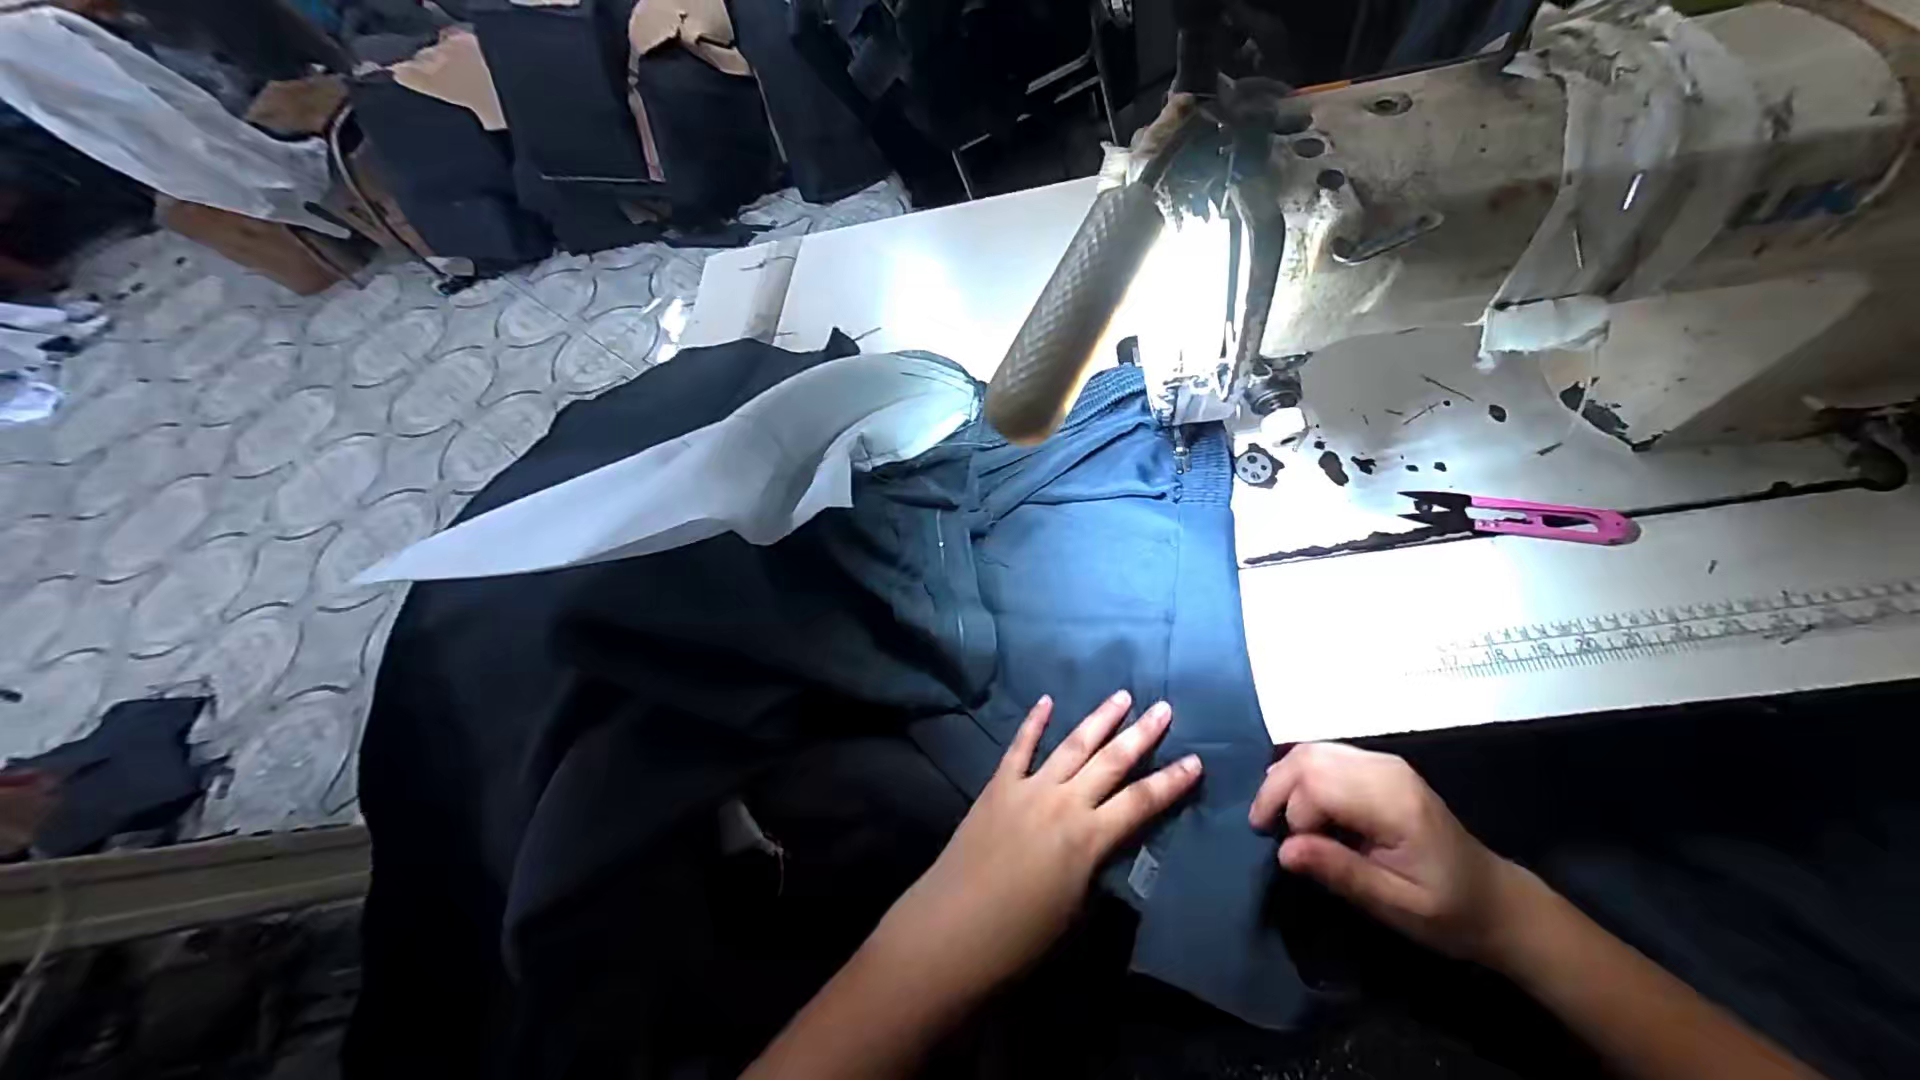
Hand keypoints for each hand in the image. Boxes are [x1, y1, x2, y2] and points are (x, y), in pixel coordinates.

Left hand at [871, 691, 1202, 998]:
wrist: (953, 930)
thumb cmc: (1022, 937)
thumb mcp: (1077, 910)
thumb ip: (1097, 869)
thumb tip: (1106, 844)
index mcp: (1089, 839)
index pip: (1141, 803)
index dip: (1171, 782)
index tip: (1196, 760)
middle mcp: (1063, 802)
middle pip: (1111, 761)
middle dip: (1141, 734)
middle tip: (1164, 708)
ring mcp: (1028, 788)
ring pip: (1071, 745)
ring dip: (1099, 719)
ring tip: (1121, 696)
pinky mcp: (998, 786)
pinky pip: (1019, 747)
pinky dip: (1033, 723)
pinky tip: (1046, 700)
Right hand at [1250, 742, 1519, 961]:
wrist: (1497, 901)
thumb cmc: (1449, 912)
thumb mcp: (1396, 906)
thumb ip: (1340, 872)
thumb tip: (1283, 849)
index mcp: (1395, 804)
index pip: (1319, 786)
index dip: (1294, 815)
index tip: (1293, 851)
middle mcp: (1386, 770)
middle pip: (1309, 758)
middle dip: (1276, 788)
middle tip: (1263, 825)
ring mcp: (1383, 763)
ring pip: (1311, 750)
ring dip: (1283, 778)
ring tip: (1275, 814)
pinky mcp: (1378, 766)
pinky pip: (1324, 754)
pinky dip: (1299, 772)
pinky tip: (1296, 799)